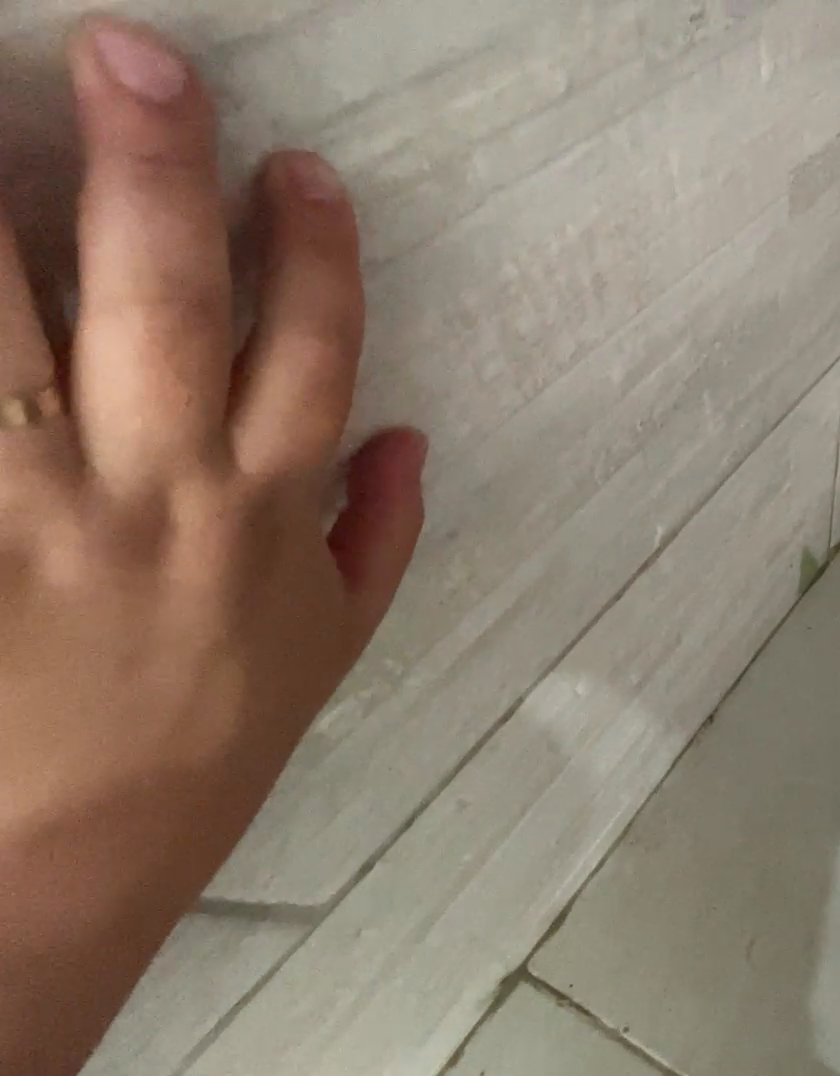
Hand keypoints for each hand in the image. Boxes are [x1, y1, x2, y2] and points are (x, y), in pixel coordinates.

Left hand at [0, 17, 424, 1075]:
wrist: (65, 843)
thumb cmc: (221, 728)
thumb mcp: (336, 634)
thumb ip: (379, 528)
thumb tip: (410, 436)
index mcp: (271, 513)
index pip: (313, 356)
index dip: (316, 261)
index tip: (305, 174)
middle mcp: (160, 488)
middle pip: (166, 310)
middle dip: (159, 180)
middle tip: (142, 60)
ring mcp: (29, 504)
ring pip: (10, 327)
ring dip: (0, 207)